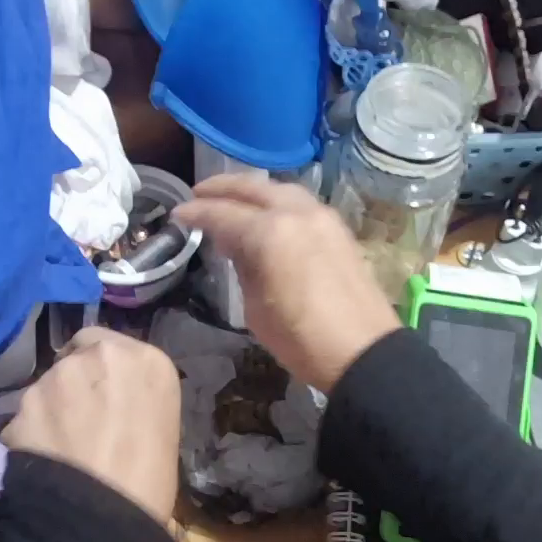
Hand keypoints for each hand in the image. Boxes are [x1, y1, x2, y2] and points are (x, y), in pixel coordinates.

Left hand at [3, 328, 180, 528]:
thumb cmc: (151, 482)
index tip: (107, 398)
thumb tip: (116, 415)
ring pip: (48, 386)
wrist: (102, 516)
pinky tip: (41, 460)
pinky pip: (25, 416)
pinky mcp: (21, 404)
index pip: (112, 347)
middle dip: (77, 384)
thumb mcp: (162, 432)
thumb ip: (136, 405)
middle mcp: (100, 356)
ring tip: (60, 446)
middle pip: (77, 358)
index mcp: (148, 362)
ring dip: (52, 407)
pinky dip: (30, 433)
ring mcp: (55, 377)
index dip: (105, 373)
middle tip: (83, 420)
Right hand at [174, 175, 401, 391]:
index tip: (178, 215)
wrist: (363, 353)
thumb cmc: (301, 340)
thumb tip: (236, 247)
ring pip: (280, 190)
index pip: (223, 214)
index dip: (196, 214)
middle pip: (253, 188)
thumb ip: (243, 268)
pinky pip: (300, 205)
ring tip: (232, 202)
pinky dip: (277, 204)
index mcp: (270, 233)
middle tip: (199, 195)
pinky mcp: (339, 231)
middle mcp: (297, 214)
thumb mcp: (256, 309)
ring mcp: (323, 219)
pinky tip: (267, 217)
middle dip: (222, 189)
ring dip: (253, 192)